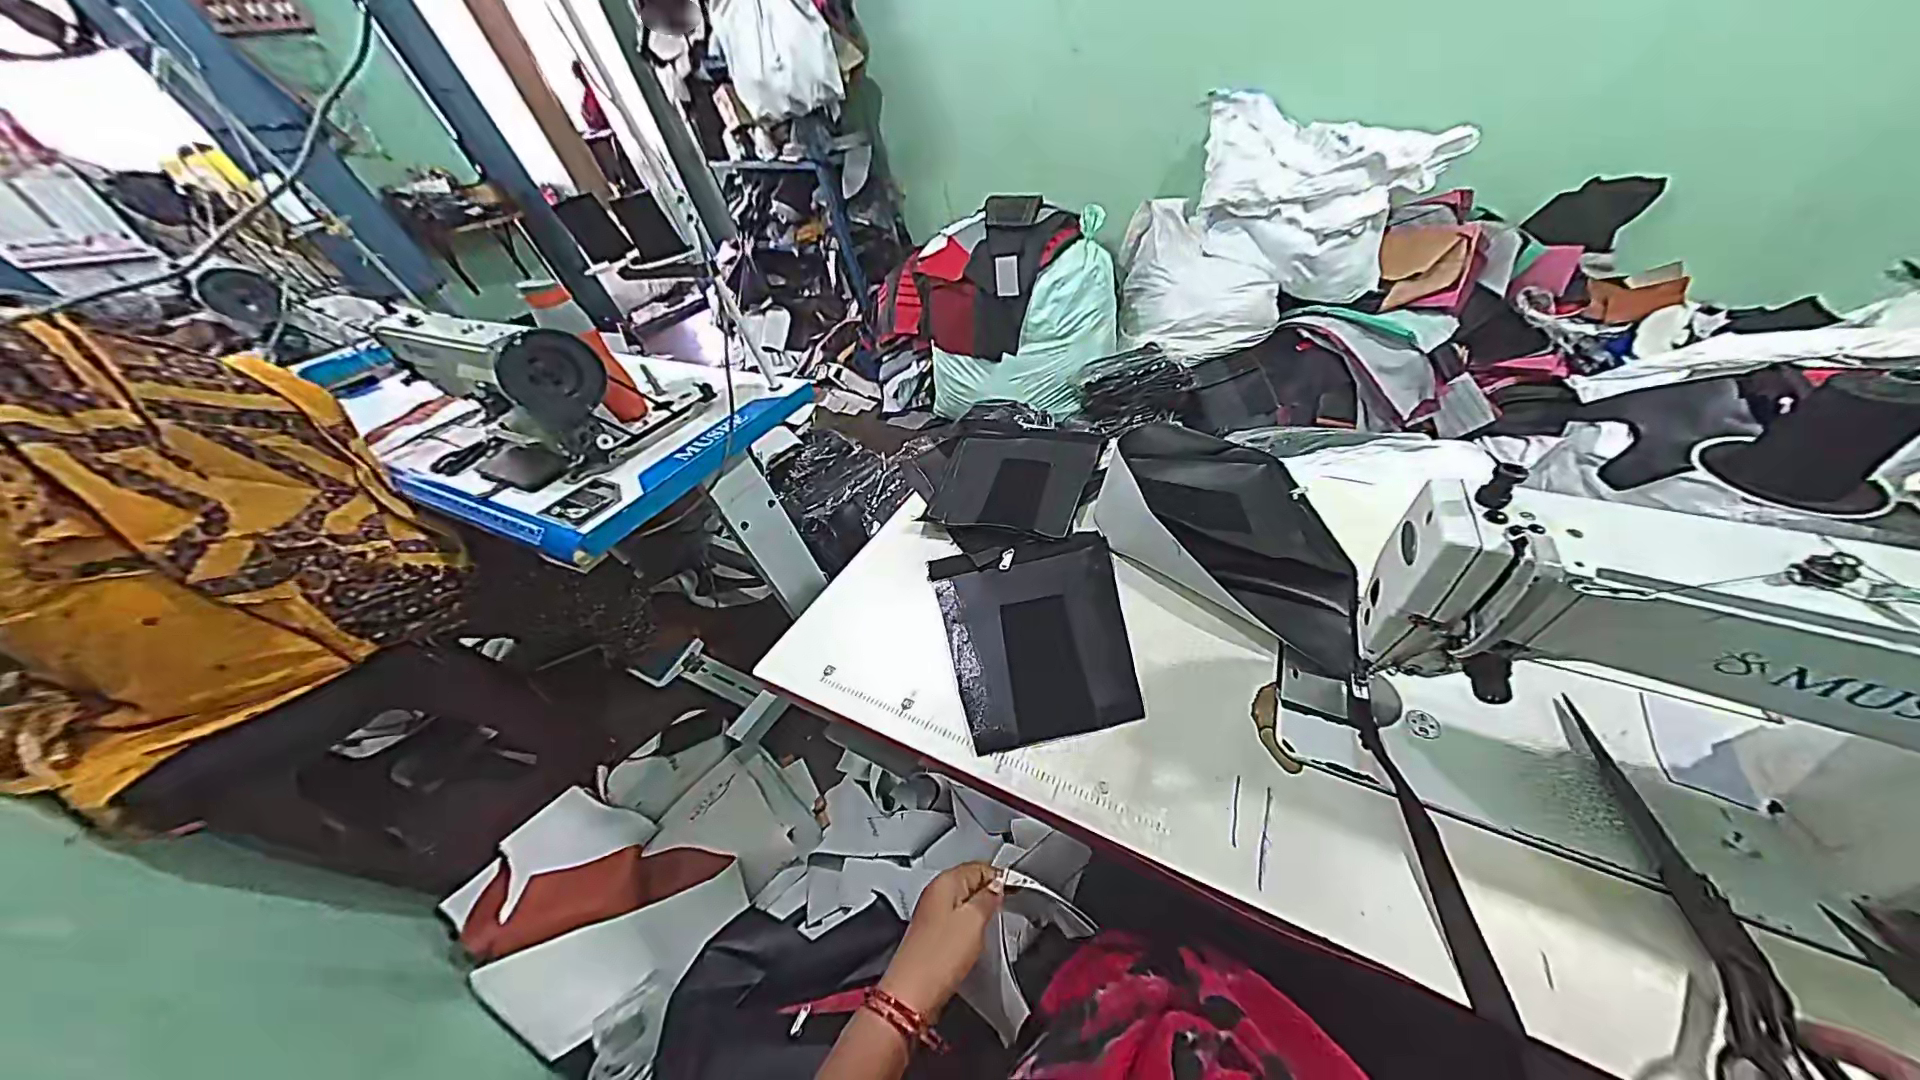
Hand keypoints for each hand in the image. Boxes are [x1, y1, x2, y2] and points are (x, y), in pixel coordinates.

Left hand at [878, 862, 1003, 1017]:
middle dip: (989, 894)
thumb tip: (997, 886)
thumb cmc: (938, 957)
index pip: (979, 866)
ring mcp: (932, 914)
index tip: (1014, 888)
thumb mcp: (974, 921)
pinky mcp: (932, 934)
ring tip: (989, 927)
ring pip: (964, 903)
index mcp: (945, 881)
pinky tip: (973, 941)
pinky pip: (956, 921)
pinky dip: (968, 927)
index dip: (999, 876)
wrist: (913, 993)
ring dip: (979, 912)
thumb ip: (989, 898)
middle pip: (971, 882)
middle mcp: (935, 893)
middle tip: (1003, 908)